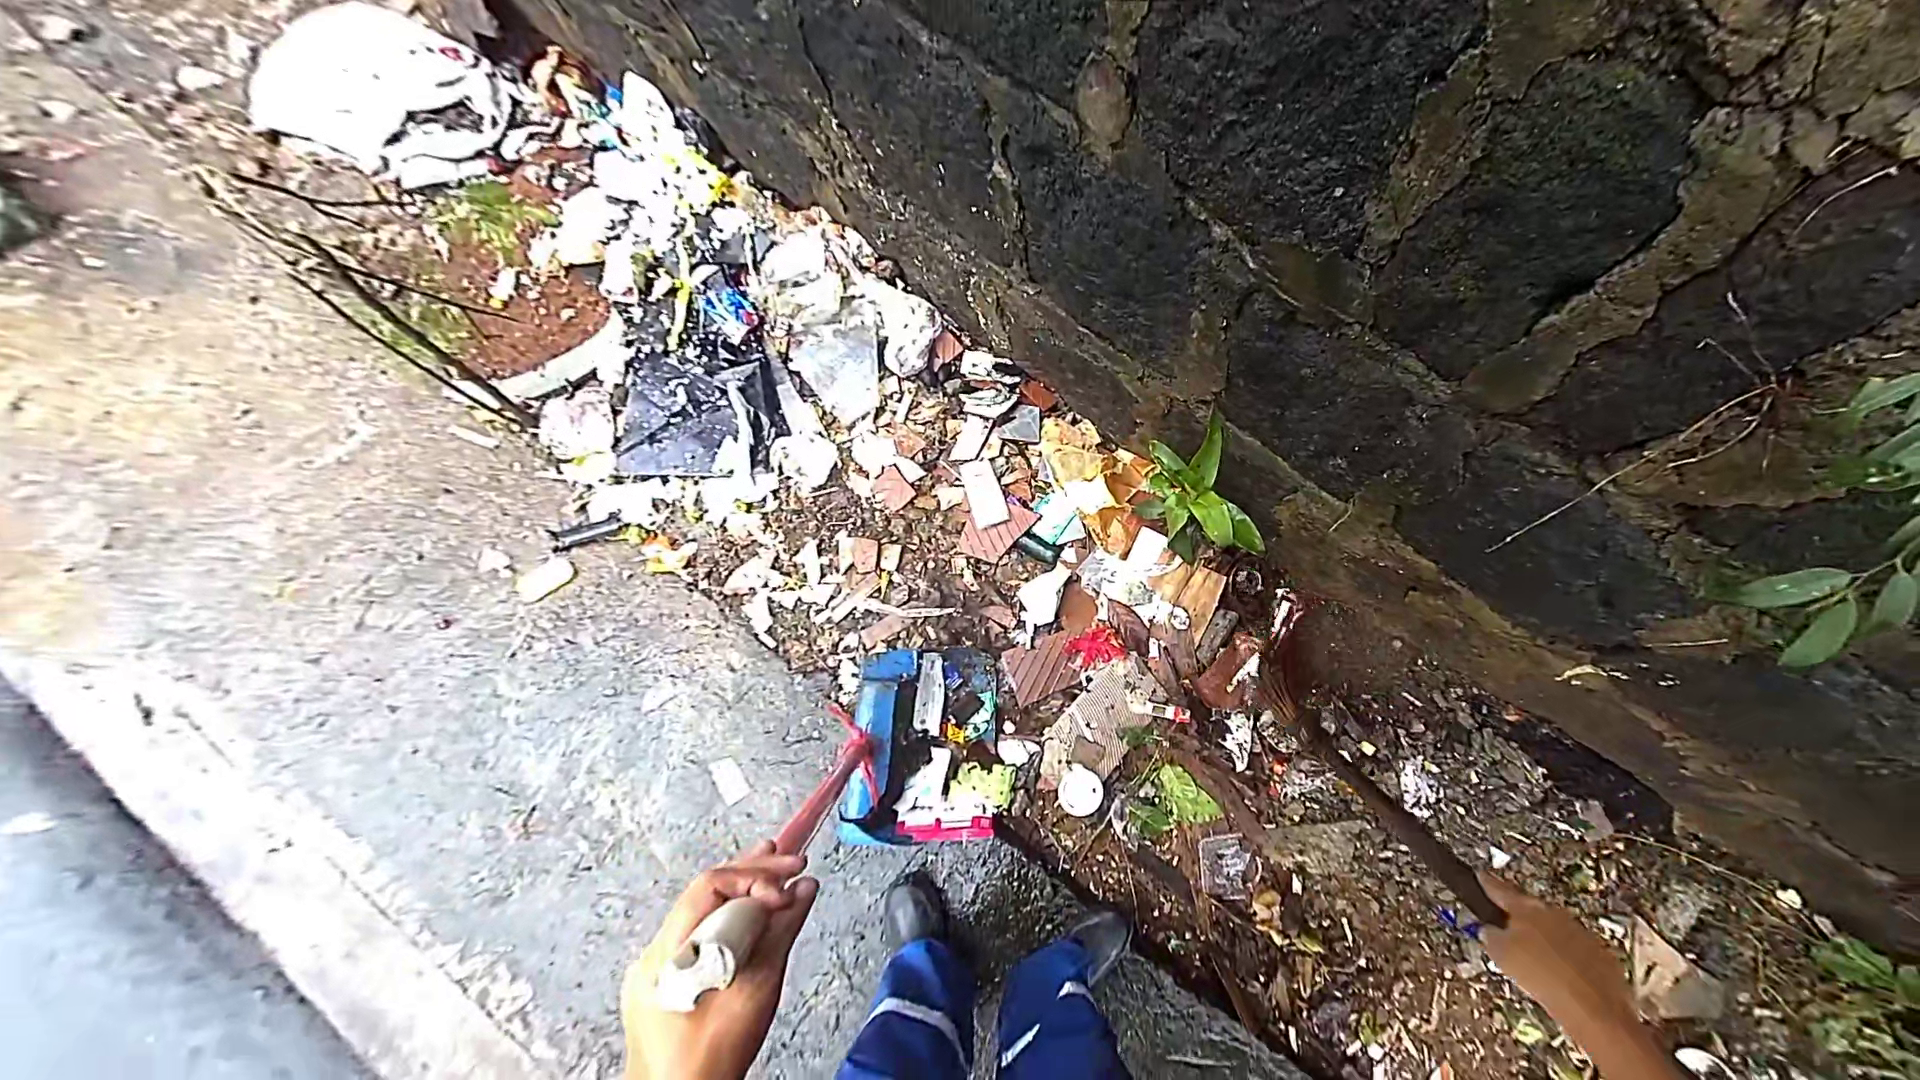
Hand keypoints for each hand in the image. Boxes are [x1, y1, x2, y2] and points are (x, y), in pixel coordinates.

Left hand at [622, 843, 820, 1079]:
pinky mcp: (669, 975)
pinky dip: (733, 909)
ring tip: (778, 864)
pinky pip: (702, 927)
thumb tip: (804, 890)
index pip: (710, 888)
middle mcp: (654, 953)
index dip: (754, 879)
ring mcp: (657, 965)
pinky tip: (756, 899)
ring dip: (745, 884)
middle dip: (755, 872)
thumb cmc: (710, 1065)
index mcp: (666, 956)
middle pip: (708, 890)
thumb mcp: (755, 993)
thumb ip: (781, 933)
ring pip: (705, 906)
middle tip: (794, 862)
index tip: (786, 890)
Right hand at [1476, 872, 1684, 1079]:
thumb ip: (1491, 934)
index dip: (1480, 878)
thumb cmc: (1548, 984)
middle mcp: (1557, 912)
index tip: (1472, 869)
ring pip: (1551, 926)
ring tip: (1529, 958)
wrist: (1603, 1018)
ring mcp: (1584, 934)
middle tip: (1499, 926)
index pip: (1496, 884)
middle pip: (1527, 904)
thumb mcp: (1502, 954)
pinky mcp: (1605, 958)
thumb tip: (1488, 927)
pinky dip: (1561, 954)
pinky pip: (1572, 945)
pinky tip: (1558, 975)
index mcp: (1529, 907)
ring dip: (1539, 935)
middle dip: (1514, 912)